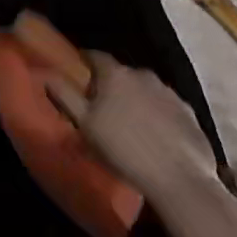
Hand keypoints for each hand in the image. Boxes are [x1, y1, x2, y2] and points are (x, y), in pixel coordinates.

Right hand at [44, 53, 225, 202]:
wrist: (179, 180)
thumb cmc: (123, 150)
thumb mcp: (85, 125)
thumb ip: (65, 95)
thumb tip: (47, 73)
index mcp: (115, 74)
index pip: (94, 56)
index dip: (84, 63)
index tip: (77, 75)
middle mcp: (143, 74)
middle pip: (121, 74)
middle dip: (111, 86)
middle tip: (103, 109)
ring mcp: (170, 92)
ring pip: (145, 90)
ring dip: (136, 101)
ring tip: (131, 127)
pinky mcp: (189, 113)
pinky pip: (166, 107)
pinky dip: (158, 116)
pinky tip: (156, 139)